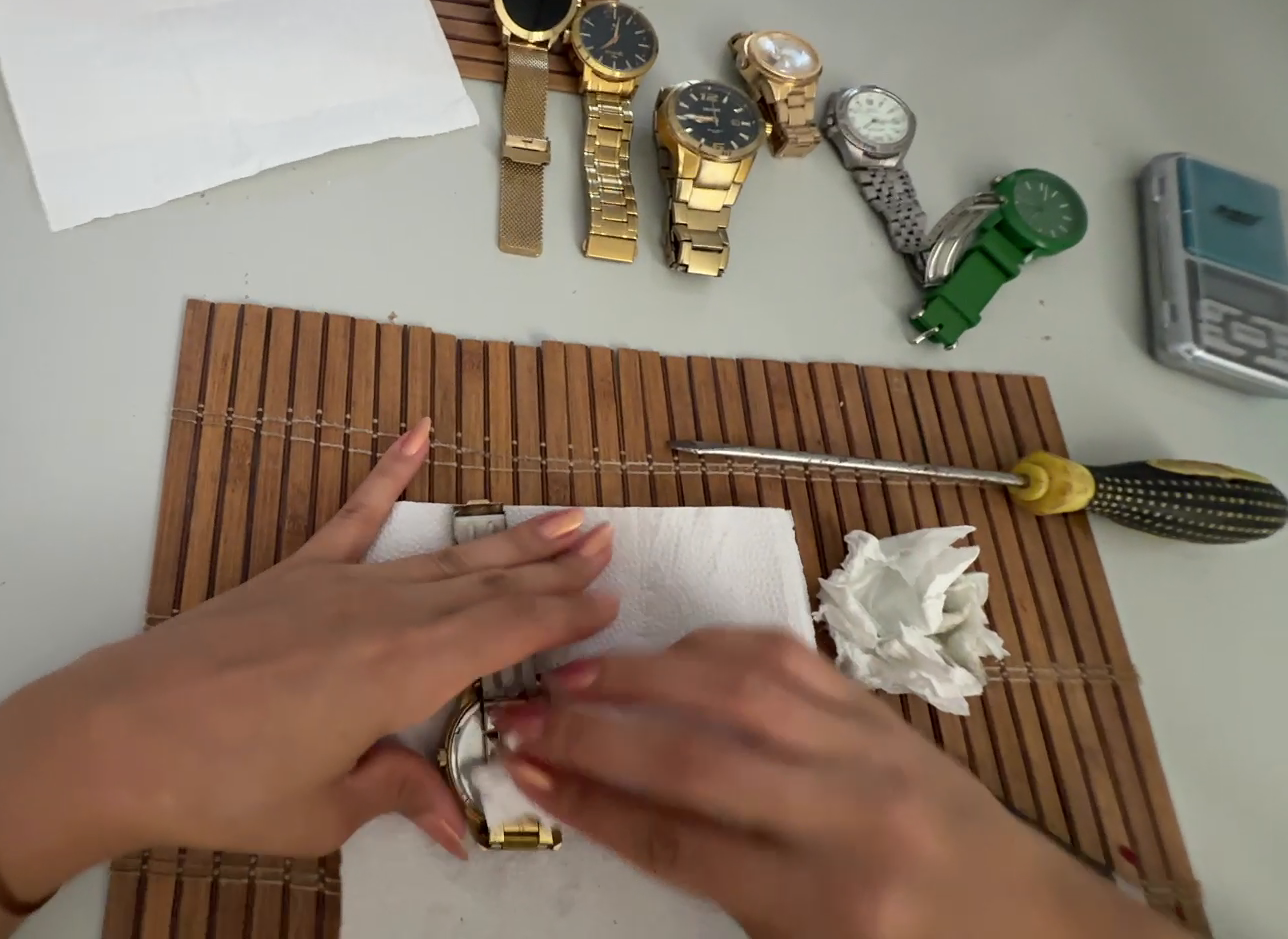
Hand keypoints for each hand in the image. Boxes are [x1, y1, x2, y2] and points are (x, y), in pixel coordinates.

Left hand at [0, 418, 618, 897]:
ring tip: (560, 516)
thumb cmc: (223, 783)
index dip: (560, 615)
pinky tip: (416, 434)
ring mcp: (339, 583)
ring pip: (442, 555)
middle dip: (551, 568)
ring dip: (505, 537)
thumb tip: (456, 824)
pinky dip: (387, 471)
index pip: (505, 634)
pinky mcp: (297, 570)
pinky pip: (354, 513)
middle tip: (604, 543)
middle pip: (485, 586)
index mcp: (401, 674)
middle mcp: (382, 614)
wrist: (122, 731)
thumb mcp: (322, 809)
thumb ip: (398, 795)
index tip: (607, 597)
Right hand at [497, 629, 1186, 938]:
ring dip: (633, 674)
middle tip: (518, 714)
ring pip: (728, 688)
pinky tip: (655, 653)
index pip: (677, 841)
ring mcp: (865, 747)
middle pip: (691, 759)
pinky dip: (700, 645)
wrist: (1038, 926)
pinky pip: (773, 654)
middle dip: (588, 733)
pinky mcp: (871, 703)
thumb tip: (594, 795)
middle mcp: (850, 818)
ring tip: (568, 673)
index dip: (590, 804)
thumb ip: (703, 871)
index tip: (525, 771)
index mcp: (832, 906)